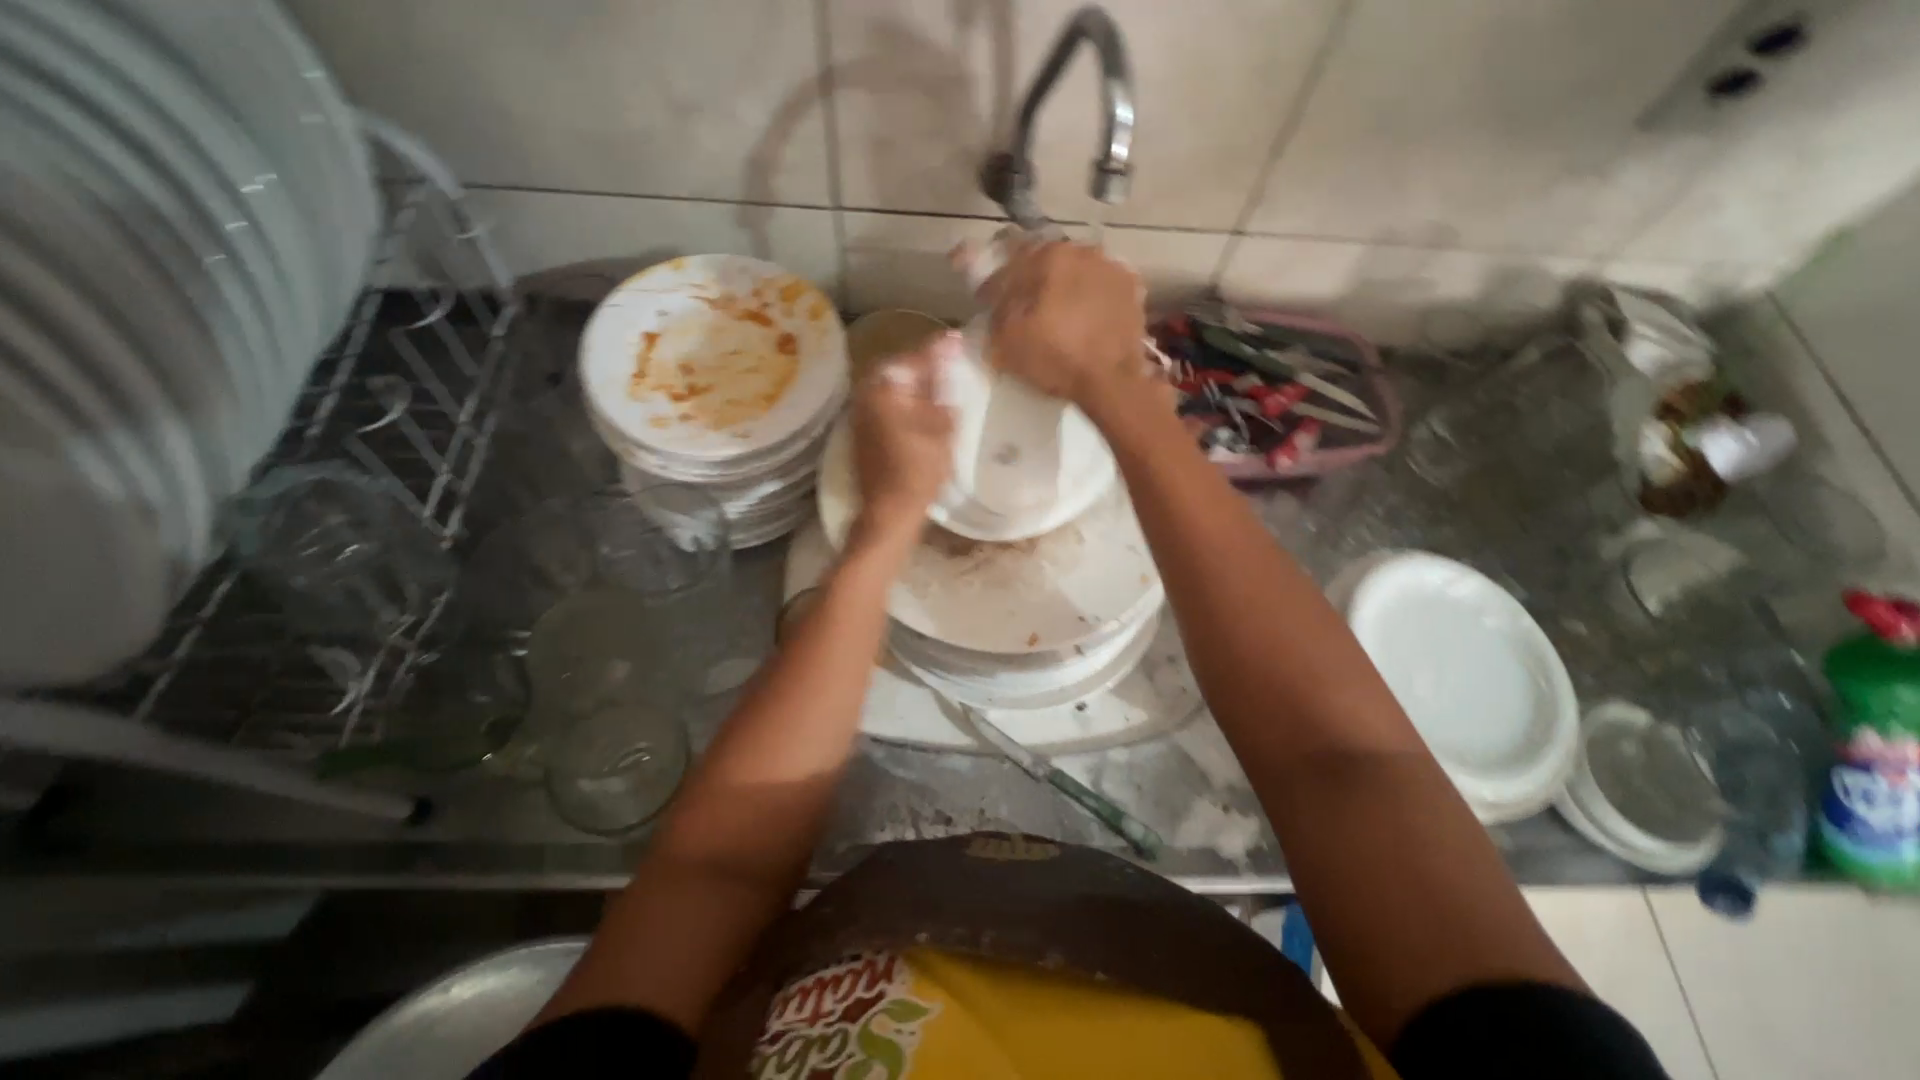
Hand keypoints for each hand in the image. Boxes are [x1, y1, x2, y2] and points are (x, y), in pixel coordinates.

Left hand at [851, 334, 955, 542]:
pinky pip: (885, 402)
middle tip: (948, 360)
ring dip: (913, 382)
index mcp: (883, 389)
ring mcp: (859, 413)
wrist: (888, 512)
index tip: (957, 338)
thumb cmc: (918, 471)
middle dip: (922, 363)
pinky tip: (922, 407)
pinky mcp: (861, 429)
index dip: (938, 348)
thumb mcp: (941, 425)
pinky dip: (904, 399)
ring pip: (890, 386)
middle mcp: (865, 394)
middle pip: (898, 368)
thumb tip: (948, 348)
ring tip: (939, 383)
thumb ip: (942, 383)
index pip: (914, 357)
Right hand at [982, 239, 1146, 406]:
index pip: (1011, 257)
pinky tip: (1083, 319)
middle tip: (1023, 306)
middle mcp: (1084, 250)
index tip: (988, 298)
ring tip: (1056, 315)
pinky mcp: (1133, 291)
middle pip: (1048, 261)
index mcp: (1050, 254)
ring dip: (1064, 287)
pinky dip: (1090, 298)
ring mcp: (1113, 268)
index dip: (997, 279)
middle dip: (1033, 280)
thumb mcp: (1006, 339)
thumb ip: (995, 309)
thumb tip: (995, 296)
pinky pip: (1101, 288)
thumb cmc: (1055, 356)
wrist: (1112, 382)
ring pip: (1077, 272)